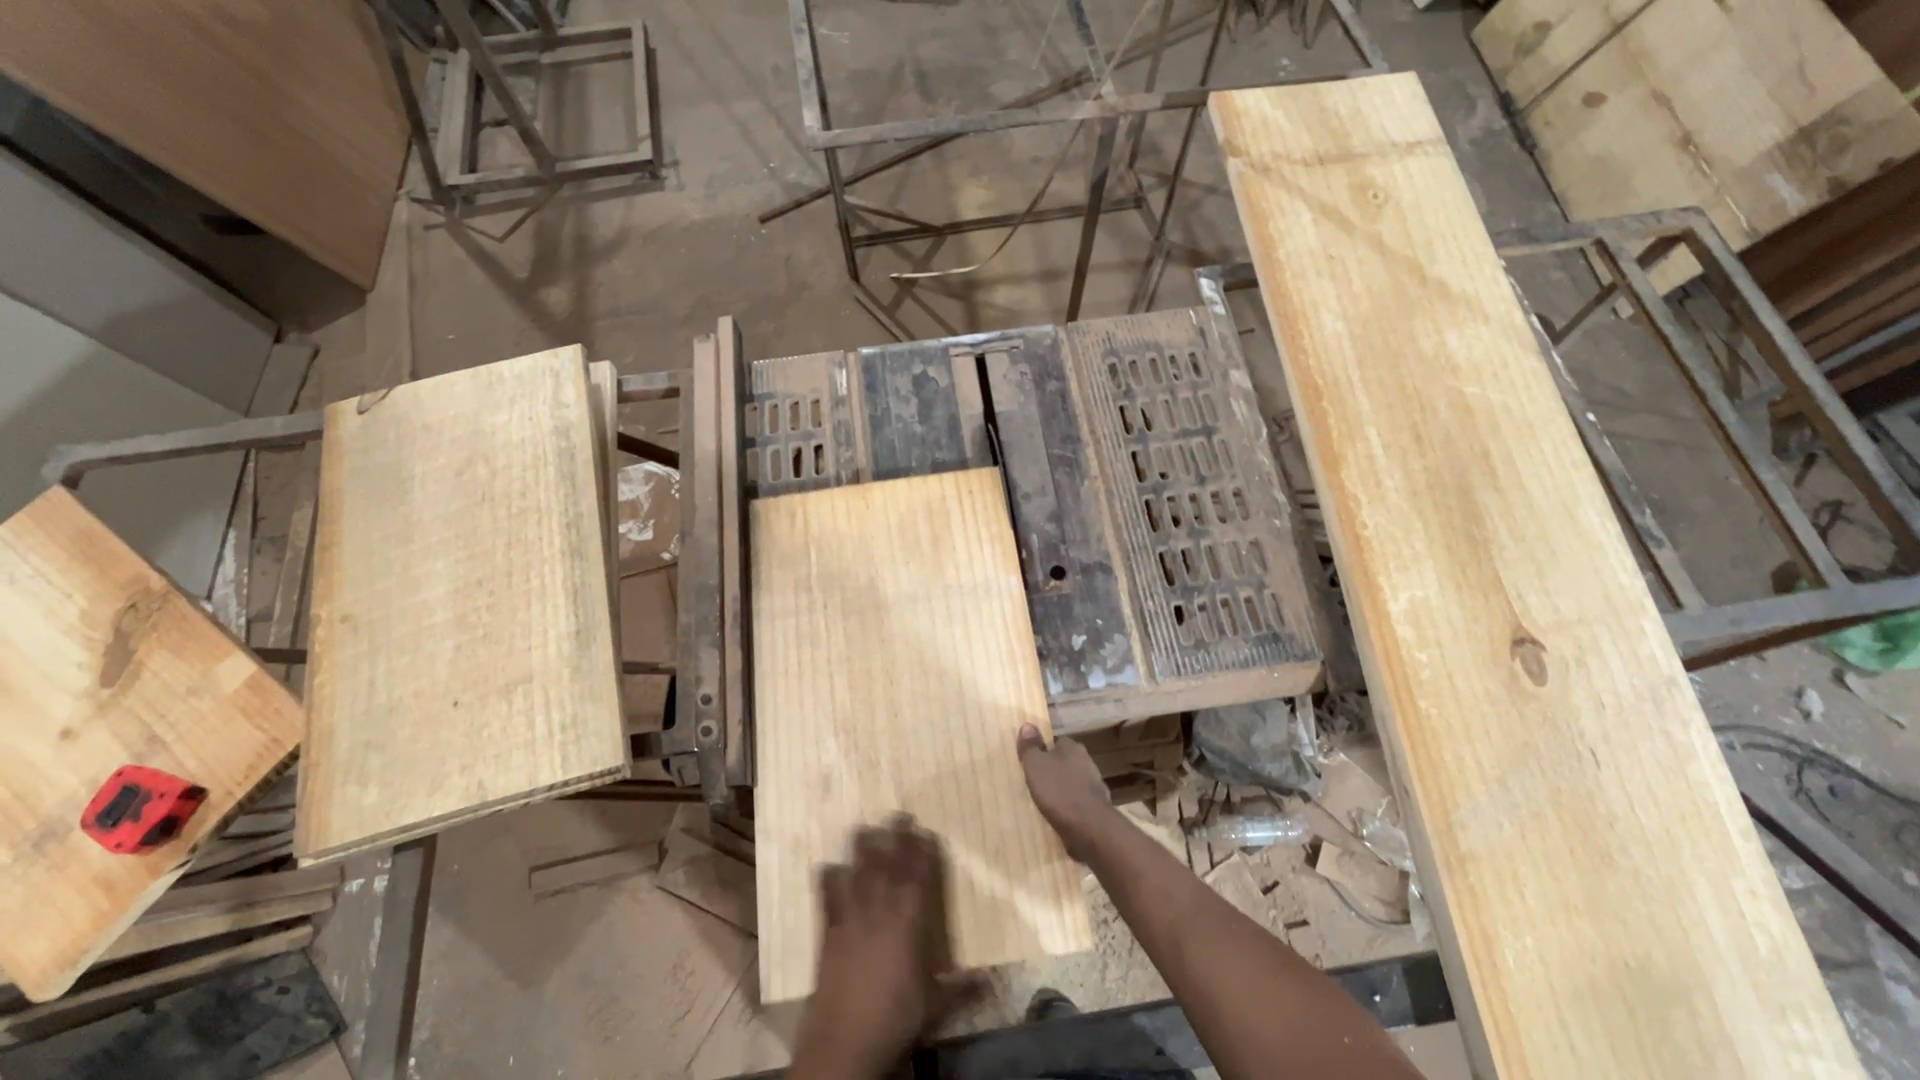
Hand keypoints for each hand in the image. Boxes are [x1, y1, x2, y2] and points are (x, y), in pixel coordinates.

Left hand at [791, 815, 984, 1079]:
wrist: (847, 1041)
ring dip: (860, 852)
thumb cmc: (896, 1019)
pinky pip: (827, 902)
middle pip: (887, 870)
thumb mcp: (936, 1005)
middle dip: (894, 841)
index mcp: (908, 926)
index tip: (925, 831)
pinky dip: (827, 883)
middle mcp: (879, 916)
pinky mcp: (828, 938)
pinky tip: (825, 865)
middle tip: (896, 814)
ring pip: (857, 878)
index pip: (917, 881)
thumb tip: (991, 979)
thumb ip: (962, 988)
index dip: (922, 854)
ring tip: (863, 826)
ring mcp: (851, 924)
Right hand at [1016, 723, 1116, 861]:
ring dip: (1062, 789)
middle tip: (1035, 781)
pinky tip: (1059, 815)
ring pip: (1073, 782)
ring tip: (1045, 800)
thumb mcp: (1035, 765)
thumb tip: (1028, 724)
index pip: (1056, 742)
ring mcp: (1095, 785)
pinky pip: (1078, 802)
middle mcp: (1087, 762)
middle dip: (1053, 770)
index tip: (1031, 762)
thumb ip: (1031, 746)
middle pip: (1065, 762)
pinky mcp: (1096, 807)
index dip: (1043, 750)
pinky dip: (1069, 806)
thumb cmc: (1058, 790)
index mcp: (1073, 748)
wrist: (1088, 826)